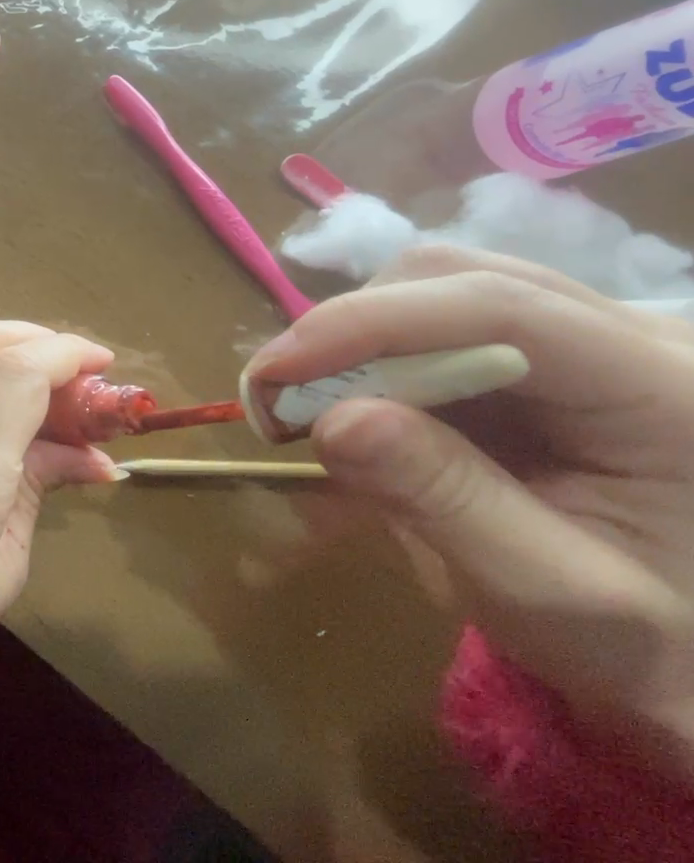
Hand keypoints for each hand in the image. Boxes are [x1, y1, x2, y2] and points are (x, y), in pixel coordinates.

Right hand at [245, 246, 693, 773]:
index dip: (367, 322)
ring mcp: (594, 341)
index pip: (500, 306)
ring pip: (434, 293)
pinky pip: (432, 328)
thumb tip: (333, 420)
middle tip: (278, 407)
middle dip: (346, 333)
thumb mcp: (543, 591)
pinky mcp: (548, 358)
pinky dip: (369, 367)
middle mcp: (641, 338)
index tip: (271, 373)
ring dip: (350, 348)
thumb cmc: (644, 644)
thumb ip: (444, 501)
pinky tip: (351, 421)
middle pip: (456, 279)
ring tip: (306, 417)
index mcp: (671, 391)